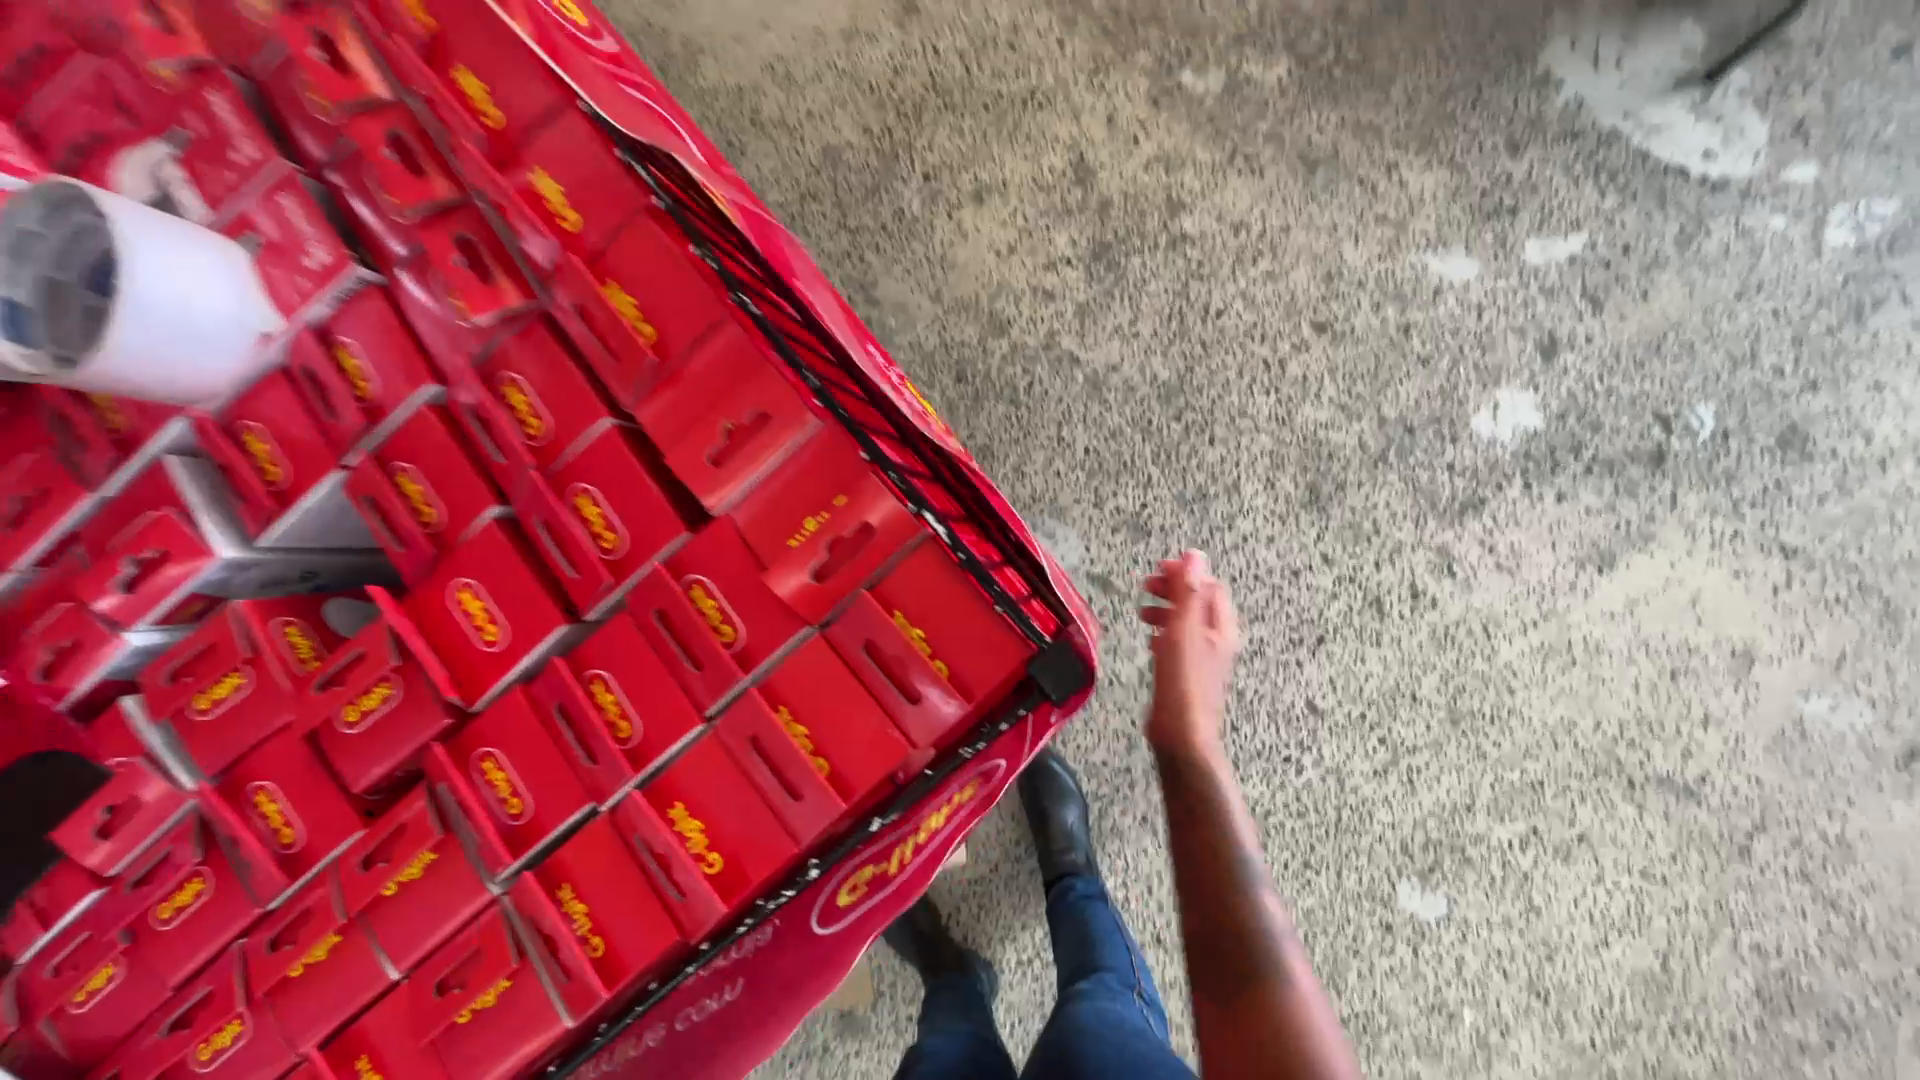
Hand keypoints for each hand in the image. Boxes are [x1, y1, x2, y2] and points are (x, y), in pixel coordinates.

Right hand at [1139, 550, 1241, 757]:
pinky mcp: (1188, 673)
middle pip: (1199, 602)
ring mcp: (1204, 658)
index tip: (1159, 570)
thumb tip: (1195, 555)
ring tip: (1143, 611)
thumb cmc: (1184, 682)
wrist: (1182, 734)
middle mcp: (1218, 640)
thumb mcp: (1184, 630)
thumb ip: (1189, 592)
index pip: (1211, 586)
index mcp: (1222, 627)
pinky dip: (1164, 632)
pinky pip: (1178, 642)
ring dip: (1167, 609)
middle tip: (1147, 586)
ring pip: (1187, 622)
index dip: (1187, 573)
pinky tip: (1151, 639)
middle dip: (1174, 589)